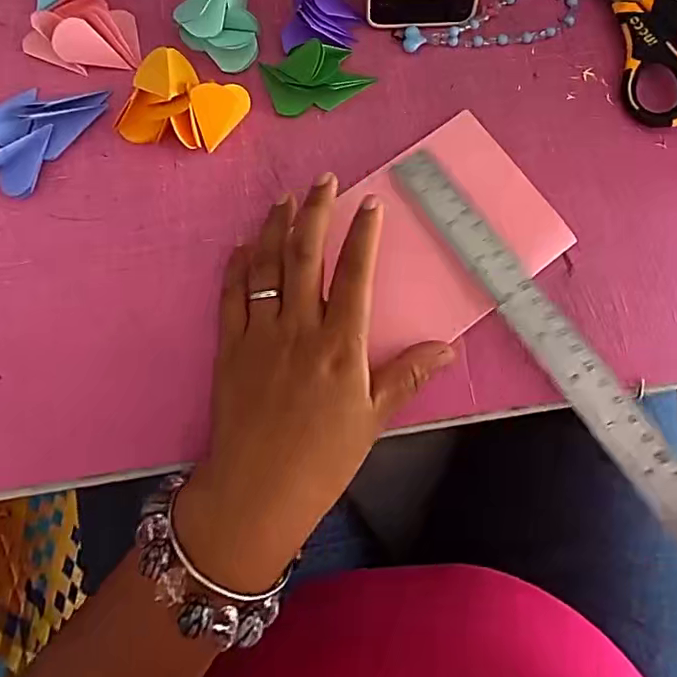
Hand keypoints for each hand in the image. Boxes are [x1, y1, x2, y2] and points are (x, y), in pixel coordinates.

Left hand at [174, 174, 457, 592]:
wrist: (254, 495)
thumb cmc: (323, 459)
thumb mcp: (373, 418)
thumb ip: (408, 375)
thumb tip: (448, 348)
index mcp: (340, 344)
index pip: (355, 274)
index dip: (363, 234)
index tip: (370, 203)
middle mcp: (299, 329)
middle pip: (305, 255)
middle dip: (315, 212)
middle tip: (323, 181)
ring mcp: (259, 335)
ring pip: (265, 266)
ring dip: (274, 227)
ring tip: (284, 199)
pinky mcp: (228, 348)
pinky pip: (231, 295)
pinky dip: (236, 265)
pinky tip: (242, 245)